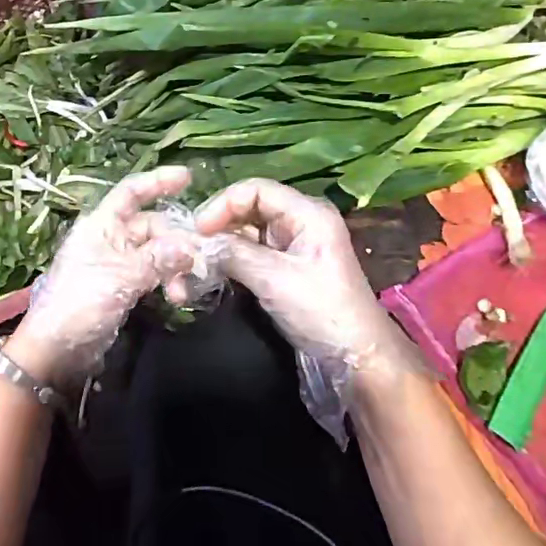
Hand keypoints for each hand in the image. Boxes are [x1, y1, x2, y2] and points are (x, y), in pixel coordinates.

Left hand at [6, 167, 198, 385]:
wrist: (55, 349)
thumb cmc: (79, 303)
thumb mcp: (120, 278)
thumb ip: (156, 260)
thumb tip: (190, 247)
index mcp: (101, 225)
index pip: (131, 192)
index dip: (158, 181)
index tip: (188, 178)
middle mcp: (109, 238)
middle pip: (151, 225)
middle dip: (176, 241)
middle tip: (196, 265)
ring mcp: (116, 262)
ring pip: (155, 251)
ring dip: (174, 265)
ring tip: (182, 292)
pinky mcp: (122, 285)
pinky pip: (152, 272)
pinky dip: (166, 280)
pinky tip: (176, 296)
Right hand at [194, 179, 419, 381]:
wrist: (356, 356)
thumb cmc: (322, 311)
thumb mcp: (275, 279)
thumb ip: (234, 254)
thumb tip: (196, 243)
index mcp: (307, 213)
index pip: (255, 189)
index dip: (223, 204)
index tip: (197, 229)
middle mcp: (299, 221)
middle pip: (249, 207)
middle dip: (218, 223)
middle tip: (190, 245)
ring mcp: (291, 244)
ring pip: (246, 230)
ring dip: (220, 242)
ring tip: (194, 258)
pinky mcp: (283, 267)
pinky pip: (249, 251)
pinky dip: (229, 258)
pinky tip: (209, 269)